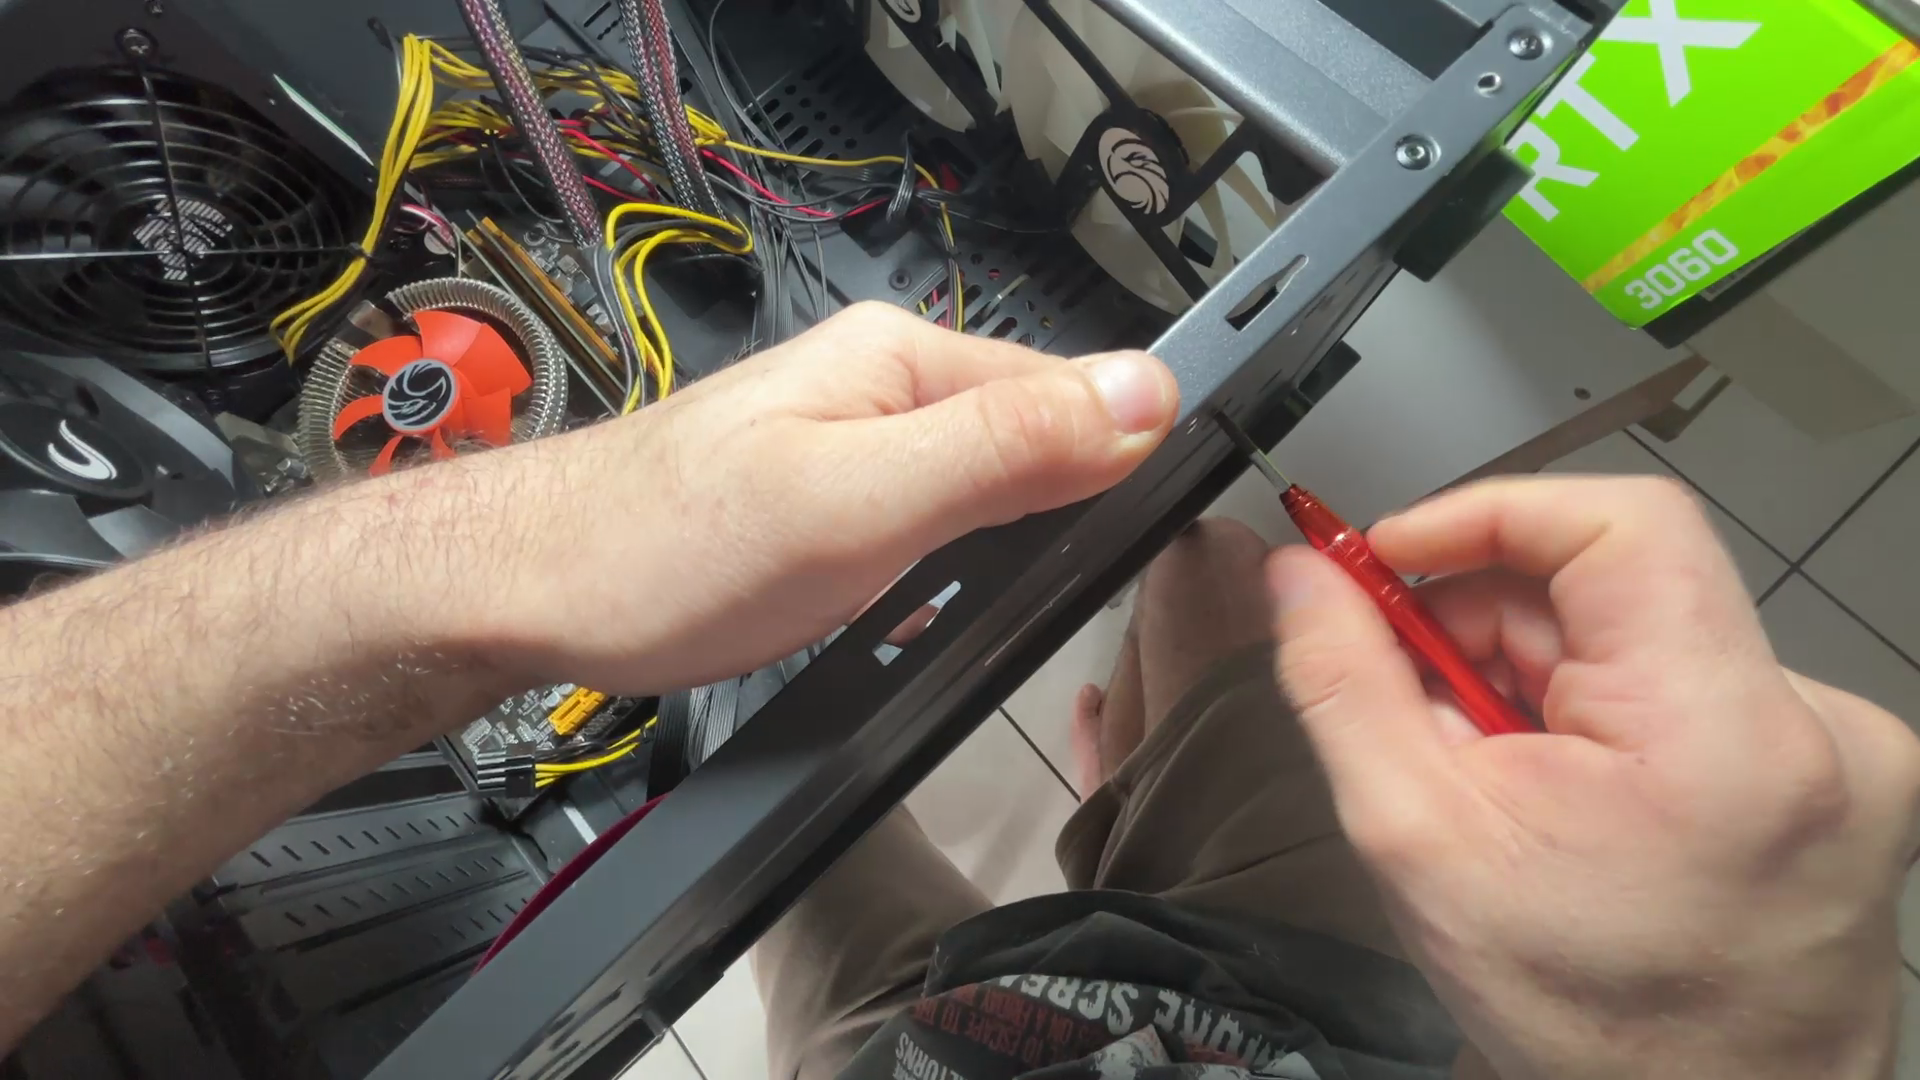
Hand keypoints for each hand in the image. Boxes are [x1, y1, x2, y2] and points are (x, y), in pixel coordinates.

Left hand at [450, 302, 1177, 693]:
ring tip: (983, 604)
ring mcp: (853, 438)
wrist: (533, 587)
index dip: (1108, 462)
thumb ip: (1002, 449)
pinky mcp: (829, 491)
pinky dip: (948, 559)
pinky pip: (927, 515)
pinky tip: (930, 598)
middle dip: (1050, 512)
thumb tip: (1144, 393)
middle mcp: (883, 383)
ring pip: (978, 481)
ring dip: (1001, 541)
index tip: (1114, 547)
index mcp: (905, 360)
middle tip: (1030, 594)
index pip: (1065, 392)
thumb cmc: (677, 547)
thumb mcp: (860, 502)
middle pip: (1024, 436)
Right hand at [1267, 476, 1919, 1079]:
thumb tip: (1298, 574)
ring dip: (1499, 675)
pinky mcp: (1803, 759)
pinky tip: (1525, 779)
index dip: (1481, 515)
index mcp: (1720, 734)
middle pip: (1582, 588)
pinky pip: (1636, 675)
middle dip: (1463, 632)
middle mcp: (1804, 720)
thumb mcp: (1407, 831)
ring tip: (1471, 770)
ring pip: (1598, 633)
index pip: (1616, 525)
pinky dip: (1549, 704)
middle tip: (1403, 707)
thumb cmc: (1566, 1002)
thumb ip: (1338, 681)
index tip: (1385, 554)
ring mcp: (1819, 741)